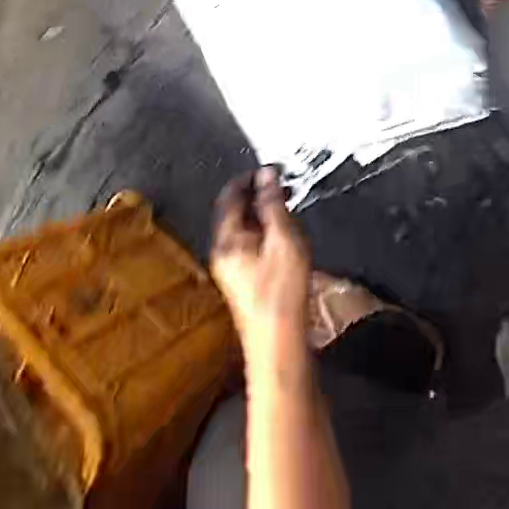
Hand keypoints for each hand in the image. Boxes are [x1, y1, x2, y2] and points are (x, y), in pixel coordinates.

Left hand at [210, 167, 311, 363]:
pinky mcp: (242, 278)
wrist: (279, 339)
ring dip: (262, 212)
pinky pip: (249, 243)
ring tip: (286, 205)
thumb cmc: (282, 287)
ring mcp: (231, 267)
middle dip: (256, 194)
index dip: (248, 178)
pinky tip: (283, 233)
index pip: (229, 196)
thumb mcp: (283, 237)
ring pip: (243, 228)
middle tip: (282, 185)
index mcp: (226, 239)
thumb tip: (266, 175)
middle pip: (234, 212)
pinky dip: (264, 230)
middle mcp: (222, 251)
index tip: (270, 169)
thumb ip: (274, 204)